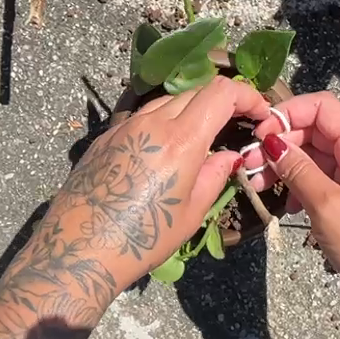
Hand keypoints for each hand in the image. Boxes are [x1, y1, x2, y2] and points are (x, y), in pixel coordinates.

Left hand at [39, 76, 270, 292]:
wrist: (80, 246)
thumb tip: (230, 156)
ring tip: (202, 136)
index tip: (259, 113)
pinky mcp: (107, 135)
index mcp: (181, 139)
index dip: (247, 96)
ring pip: (168, 101)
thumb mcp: (192, 213)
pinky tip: (165, 148)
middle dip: (222, 102)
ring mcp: (126, 125)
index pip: (221, 92)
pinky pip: (142, 116)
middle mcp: (152, 122)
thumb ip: (215, 175)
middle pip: (196, 92)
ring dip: (191, 109)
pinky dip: (163, 121)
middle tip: (237, 123)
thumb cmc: (143, 237)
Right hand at [250, 92, 339, 315]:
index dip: (287, 113)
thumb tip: (271, 142)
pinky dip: (302, 185)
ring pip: (317, 157)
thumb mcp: (329, 208)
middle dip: (280, 142)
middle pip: (316, 131)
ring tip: (259, 186)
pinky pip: (326, 179)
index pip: (321, 107)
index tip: (259, 134)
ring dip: (287, 166)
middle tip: (249, 165)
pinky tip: (288, 205)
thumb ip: (298, 171)